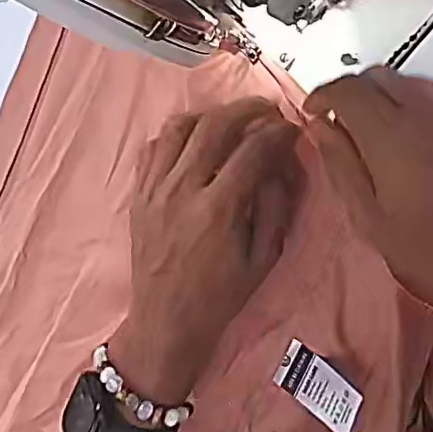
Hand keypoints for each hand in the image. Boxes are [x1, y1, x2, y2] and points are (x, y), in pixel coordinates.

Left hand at [112, 97, 303, 403]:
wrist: (166, 322)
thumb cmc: (220, 297)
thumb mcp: (263, 258)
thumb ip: (275, 205)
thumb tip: (283, 162)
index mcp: (218, 210)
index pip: (253, 150)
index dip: (279, 132)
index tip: (293, 129)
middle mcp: (182, 191)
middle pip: (215, 125)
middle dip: (248, 109)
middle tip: (268, 110)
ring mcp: (155, 190)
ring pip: (180, 126)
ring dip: (211, 114)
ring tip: (231, 118)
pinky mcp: (139, 194)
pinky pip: (154, 146)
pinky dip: (176, 134)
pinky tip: (194, 140)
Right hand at [305, 68, 432, 332]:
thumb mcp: (371, 221)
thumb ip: (341, 164)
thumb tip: (320, 127)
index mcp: (397, 142)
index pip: (349, 90)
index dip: (325, 95)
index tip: (316, 109)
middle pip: (381, 77)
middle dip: (357, 94)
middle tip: (347, 124)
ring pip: (416, 84)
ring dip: (392, 100)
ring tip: (387, 138)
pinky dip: (427, 111)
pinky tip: (426, 144)